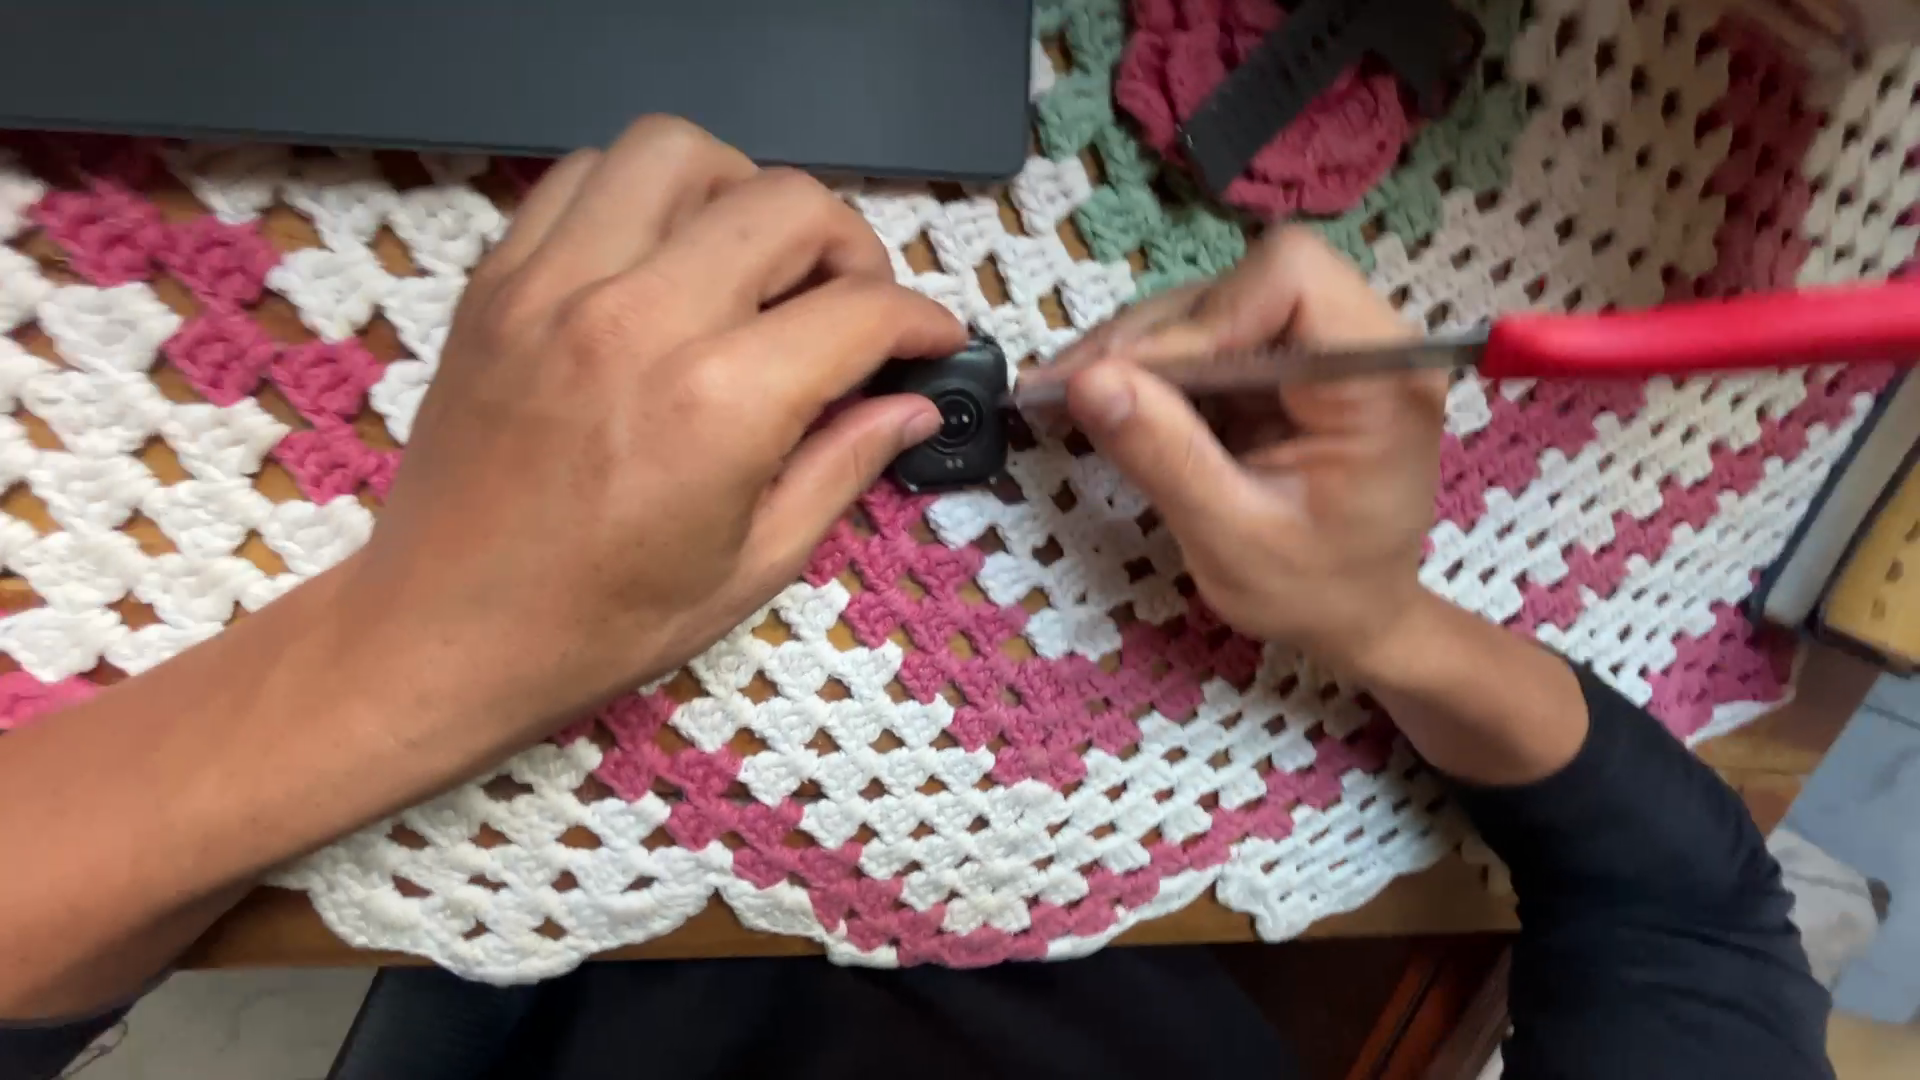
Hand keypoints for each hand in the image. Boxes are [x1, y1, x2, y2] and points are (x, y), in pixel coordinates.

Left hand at [348, 117, 965, 728]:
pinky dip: (654, 196)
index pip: (859, 312)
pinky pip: (589, 176)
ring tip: (764, 266)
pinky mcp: (500, 278)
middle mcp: (642, 316)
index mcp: (721, 403)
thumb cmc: (615, 620)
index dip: (922, 320)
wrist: (444, 630)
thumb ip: (846, 466)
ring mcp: (556, 282)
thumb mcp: (760, 563)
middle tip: (857, 309)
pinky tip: (673, 258)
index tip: (939, 340)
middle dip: (854, 250)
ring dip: (751, 196)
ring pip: (683, 153)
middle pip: (788, 205)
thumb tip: (914, 406)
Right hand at [1031, 228, 1444, 676]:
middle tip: (1059, 391)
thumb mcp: (1231, 540)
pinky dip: (1143, 373)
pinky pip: (1200, 346)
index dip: (1198, 323)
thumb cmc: (1311, 591)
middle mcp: (1354, 342)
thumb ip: (1165, 457)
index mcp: (1376, 377)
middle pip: (1235, 289)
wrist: (1348, 614)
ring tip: (1065, 399)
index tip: (1127, 383)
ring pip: (1206, 311)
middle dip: (1144, 340)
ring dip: (1131, 354)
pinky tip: (1101, 404)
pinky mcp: (1276, 370)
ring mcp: (1313, 351)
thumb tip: (1085, 381)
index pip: (1287, 281)